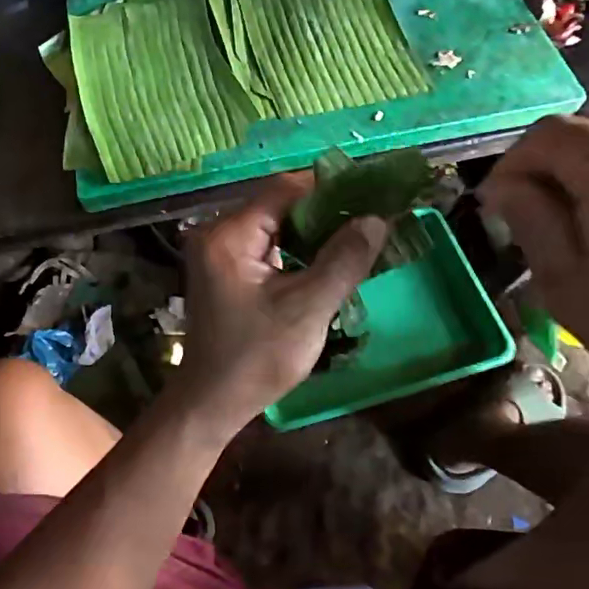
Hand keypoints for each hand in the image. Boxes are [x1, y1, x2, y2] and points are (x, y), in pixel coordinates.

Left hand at [169, 174, 385, 433]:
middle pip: (278, 205)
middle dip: (325, 210)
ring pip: (275, 227)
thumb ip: (343, 259)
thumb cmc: (256, 357)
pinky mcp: (225, 272)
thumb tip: (376, 218)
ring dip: (313, 232)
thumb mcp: (307, 308)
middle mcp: (216, 234)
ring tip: (358, 237)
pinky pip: (266, 247)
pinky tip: (327, 260)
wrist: (212, 401)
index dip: (330, 187)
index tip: (373, 194)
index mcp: (228, 235)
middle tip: (372, 218)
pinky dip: (296, 250)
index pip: (284, 189)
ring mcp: (218, 253)